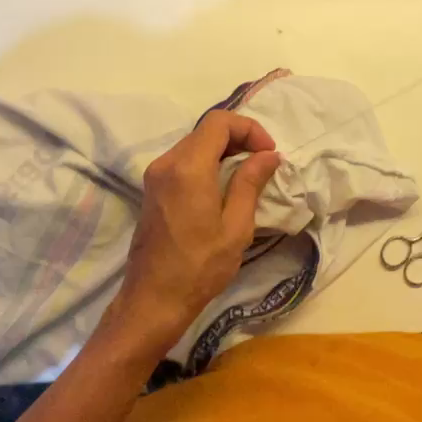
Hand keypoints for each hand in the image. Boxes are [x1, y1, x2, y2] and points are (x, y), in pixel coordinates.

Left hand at [104, 110, 281, 353]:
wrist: (154, 298)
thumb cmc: (200, 267)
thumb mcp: (235, 227)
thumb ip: (250, 184)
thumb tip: (268, 156)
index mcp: (188, 168)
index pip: (219, 122)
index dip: (249, 129)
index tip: (269, 154)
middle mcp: (166, 163)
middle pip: (205, 131)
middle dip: (239, 139)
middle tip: (264, 164)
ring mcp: (155, 176)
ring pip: (193, 145)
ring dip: (223, 152)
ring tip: (248, 176)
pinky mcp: (152, 191)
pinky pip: (182, 163)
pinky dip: (207, 164)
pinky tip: (224, 188)